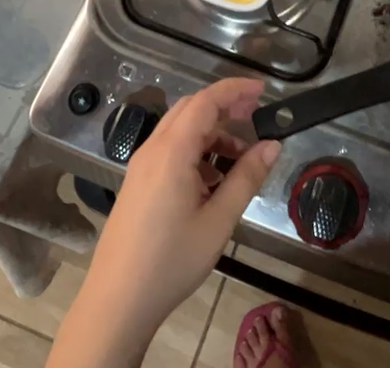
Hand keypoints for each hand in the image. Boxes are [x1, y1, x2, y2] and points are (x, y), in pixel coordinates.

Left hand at [77, 79, 281, 349]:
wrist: (117, 301)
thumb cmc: (171, 260)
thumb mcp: (218, 221)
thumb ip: (246, 178)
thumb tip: (272, 145)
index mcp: (172, 152)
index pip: (205, 101)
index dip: (235, 90)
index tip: (263, 90)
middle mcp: (153, 150)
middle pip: (190, 109)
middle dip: (224, 105)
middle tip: (256, 114)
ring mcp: (141, 167)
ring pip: (179, 130)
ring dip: (211, 132)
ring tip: (240, 157)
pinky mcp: (137, 184)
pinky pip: (169, 150)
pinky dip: (195, 150)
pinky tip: (213, 180)